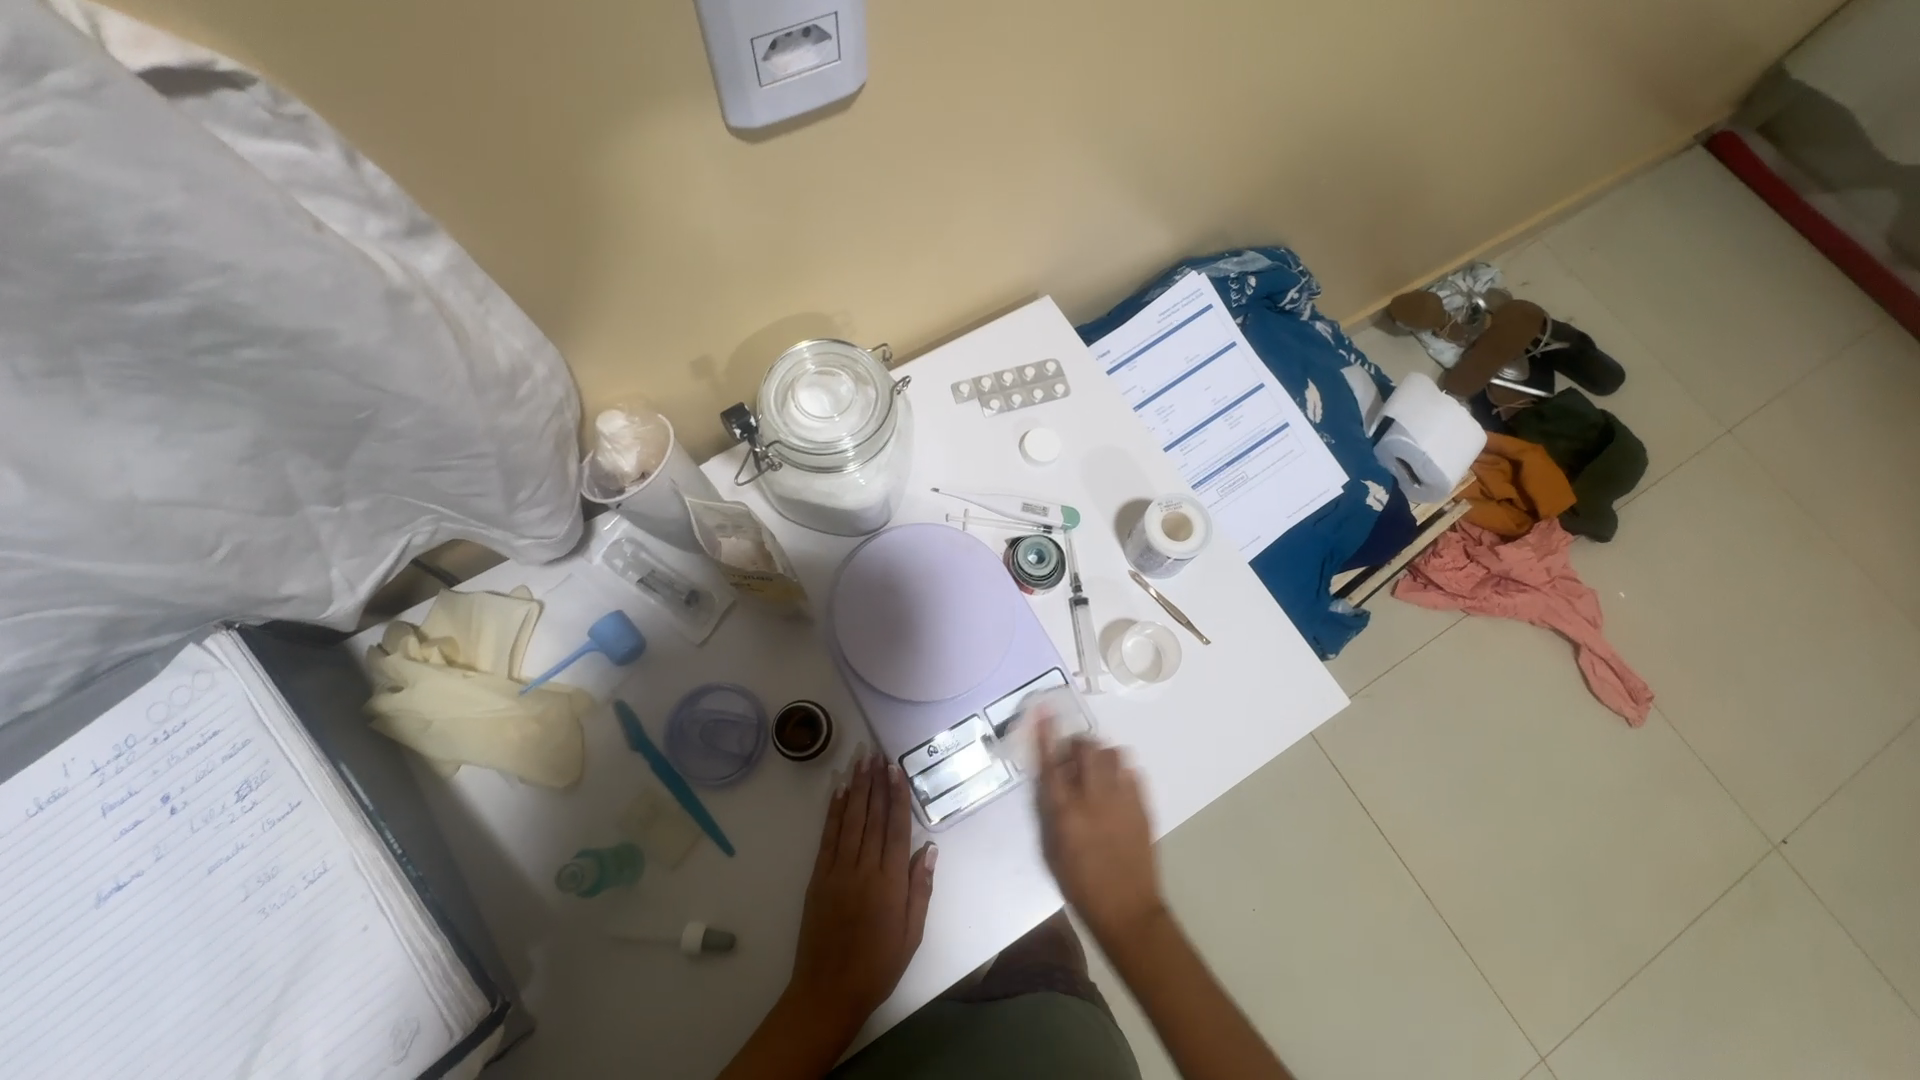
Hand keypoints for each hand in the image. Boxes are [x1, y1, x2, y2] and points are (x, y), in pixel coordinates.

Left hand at [787, 750, 936, 1034]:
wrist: (829, 991)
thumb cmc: (878, 966)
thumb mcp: (912, 933)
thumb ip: (920, 888)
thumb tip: (929, 847)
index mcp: (890, 883)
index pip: (895, 829)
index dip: (896, 796)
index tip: (896, 769)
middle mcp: (863, 869)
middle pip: (871, 817)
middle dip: (875, 783)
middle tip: (877, 753)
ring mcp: (837, 871)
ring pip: (850, 820)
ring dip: (856, 788)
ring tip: (859, 761)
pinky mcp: (818, 878)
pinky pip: (827, 838)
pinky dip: (833, 812)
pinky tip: (838, 792)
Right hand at [1034, 712, 1165, 941]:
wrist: (1126, 909)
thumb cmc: (1079, 884)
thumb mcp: (1052, 848)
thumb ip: (1051, 809)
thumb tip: (1053, 779)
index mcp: (1065, 812)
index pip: (1052, 762)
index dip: (1047, 733)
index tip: (1044, 710)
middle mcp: (1094, 799)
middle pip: (1087, 749)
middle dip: (1078, 742)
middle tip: (1073, 751)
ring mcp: (1123, 800)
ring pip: (1114, 754)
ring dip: (1101, 754)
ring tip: (1096, 767)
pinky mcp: (1144, 806)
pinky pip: (1133, 772)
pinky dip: (1122, 771)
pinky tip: (1116, 785)